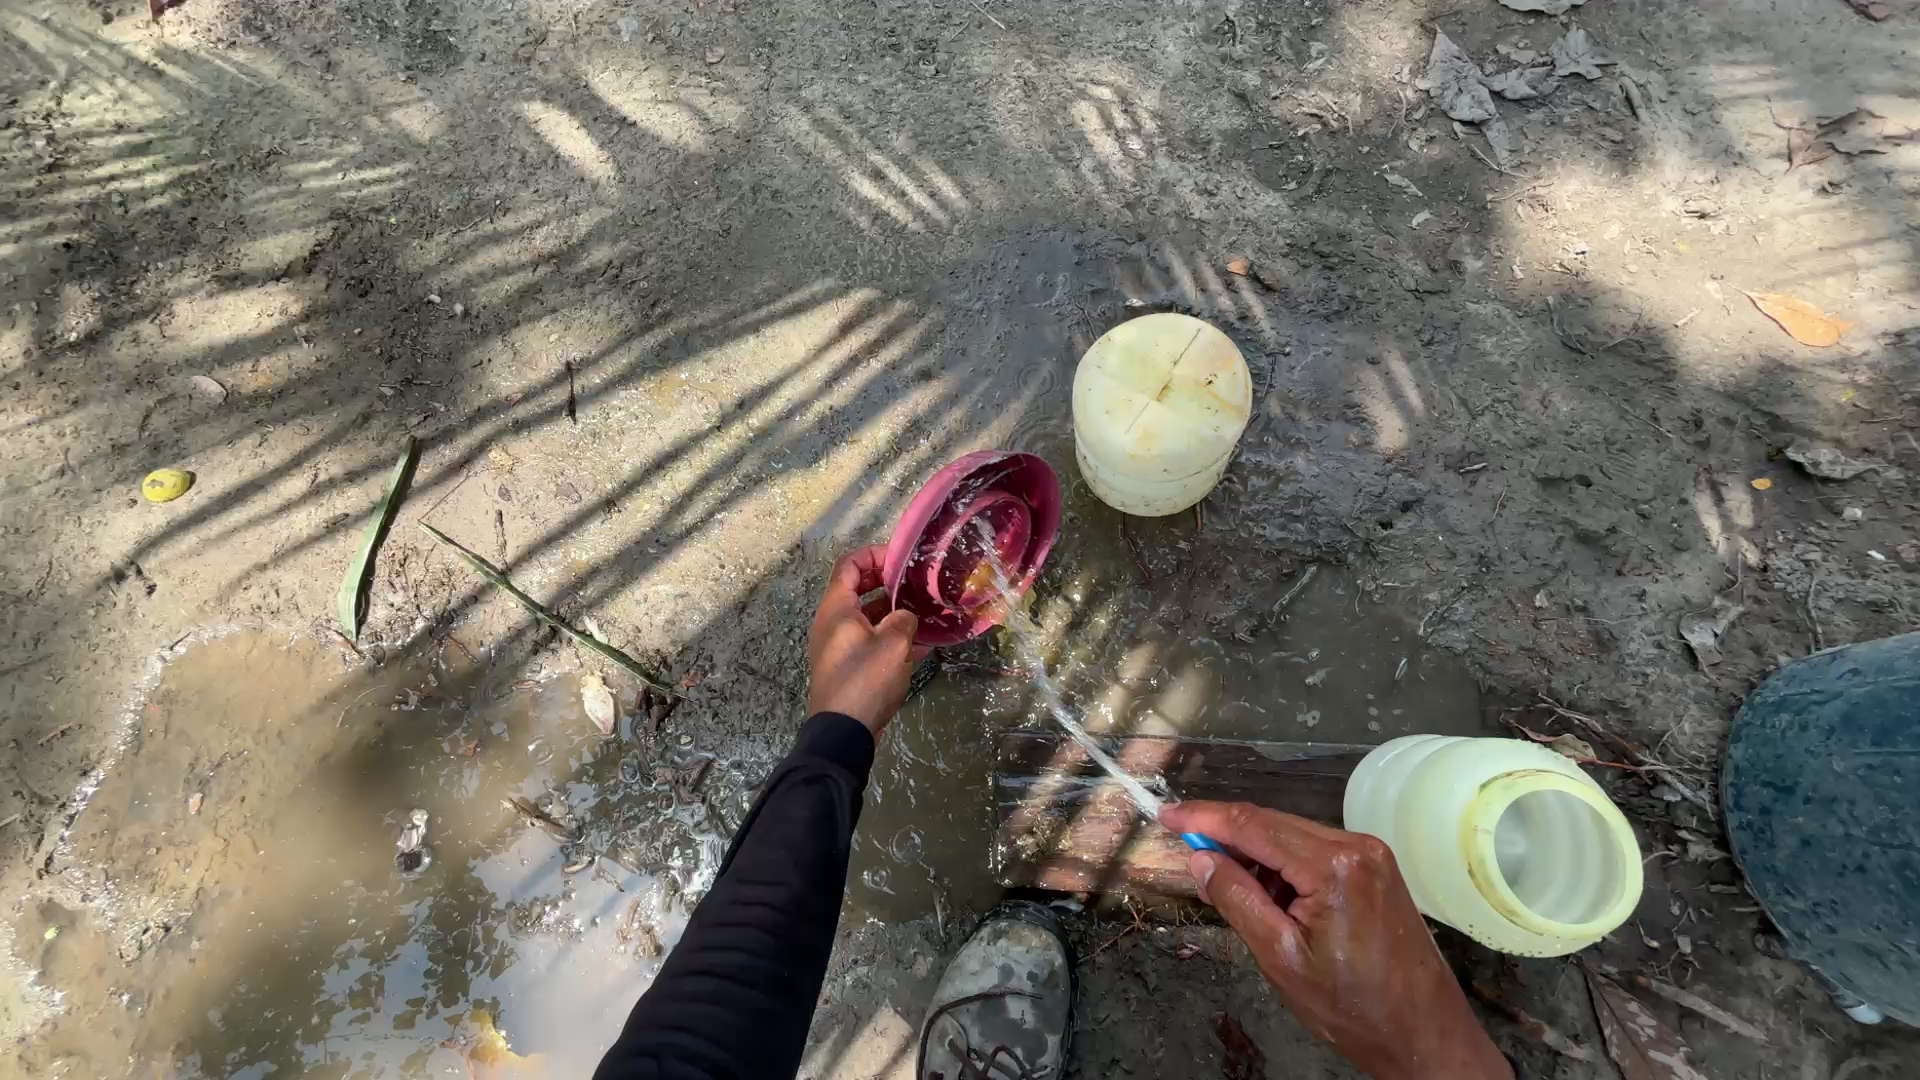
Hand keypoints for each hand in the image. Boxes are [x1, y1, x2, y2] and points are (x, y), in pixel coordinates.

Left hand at [806, 546, 926, 736]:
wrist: (843, 733)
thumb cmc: (865, 680)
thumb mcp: (894, 644)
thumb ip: (904, 619)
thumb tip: (906, 616)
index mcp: (837, 608)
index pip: (849, 564)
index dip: (874, 555)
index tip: (902, 561)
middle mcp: (832, 621)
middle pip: (858, 588)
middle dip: (888, 582)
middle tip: (916, 584)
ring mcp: (838, 645)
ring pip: (867, 615)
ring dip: (893, 611)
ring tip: (924, 612)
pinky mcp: (848, 666)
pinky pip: (870, 639)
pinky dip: (890, 636)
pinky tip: (920, 644)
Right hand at [1159, 802, 1511, 1079]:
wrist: (1427, 1041)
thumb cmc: (1352, 1008)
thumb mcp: (1280, 957)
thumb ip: (1236, 898)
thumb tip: (1200, 857)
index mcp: (1332, 865)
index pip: (1251, 825)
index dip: (1203, 817)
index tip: (1166, 816)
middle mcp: (1353, 845)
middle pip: (1269, 823)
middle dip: (1224, 834)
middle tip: (1188, 851)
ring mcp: (1368, 853)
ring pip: (1287, 833)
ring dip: (1252, 851)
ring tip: (1230, 885)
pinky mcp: (1372, 866)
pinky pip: (1309, 848)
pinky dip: (1279, 862)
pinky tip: (1267, 891)